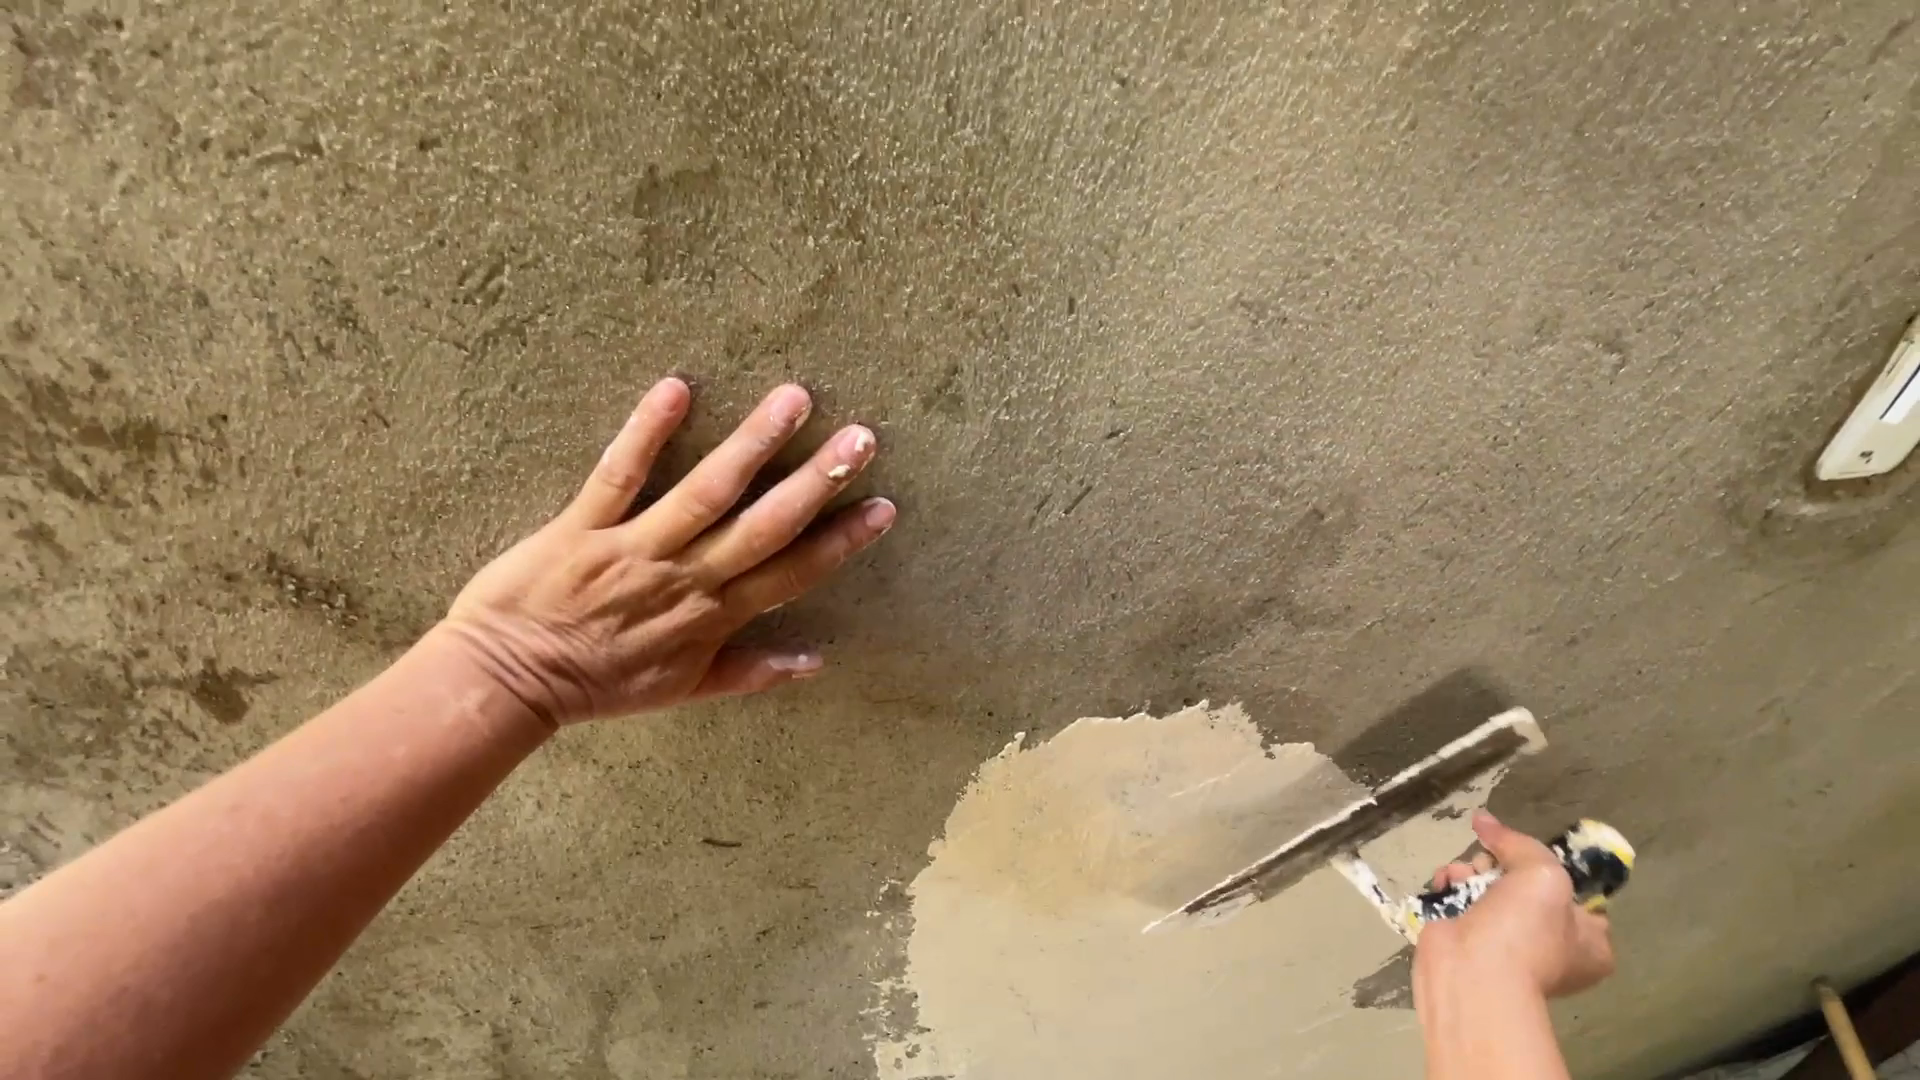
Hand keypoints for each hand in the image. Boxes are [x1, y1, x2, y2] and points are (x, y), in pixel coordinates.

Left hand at [433, 378, 895, 727]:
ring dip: (753, 445)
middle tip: (860, 440)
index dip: (841, 540)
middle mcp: (686, 578)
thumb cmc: (602, 685)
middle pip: (764, 524)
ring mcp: (635, 548)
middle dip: (817, 481)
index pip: (793, 573)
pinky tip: (677, 389)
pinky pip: (618, 475)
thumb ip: (753, 671)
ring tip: (794, 401)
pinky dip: (646, 433)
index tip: (882, 507)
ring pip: (706, 492)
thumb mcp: (687, 689)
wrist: (507, 683)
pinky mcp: (581, 526)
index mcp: (714, 616)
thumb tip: (816, 663)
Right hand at [1413, 811, 1615, 999]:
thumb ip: (1517, 842)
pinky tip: (1446, 882)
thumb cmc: (1525, 929)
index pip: (1577, 895)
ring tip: (1460, 875)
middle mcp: (1552, 944)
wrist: (1473, 968)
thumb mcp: (1541, 873)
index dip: (1551, 870)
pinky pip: (1461, 897)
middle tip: (1487, 865)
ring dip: (1469, 871)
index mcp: (1588, 942)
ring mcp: (1507, 942)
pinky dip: (1451, 884)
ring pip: (1487, 886)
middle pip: (1523, 883)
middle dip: (1497, 865)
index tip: (1527, 856)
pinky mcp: (1469, 936)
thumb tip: (1483, 820)